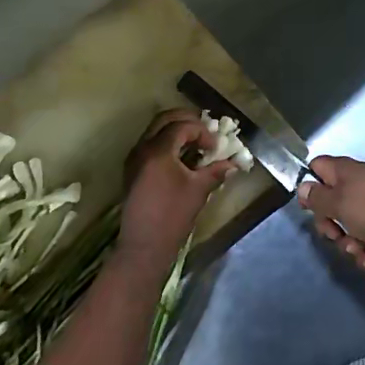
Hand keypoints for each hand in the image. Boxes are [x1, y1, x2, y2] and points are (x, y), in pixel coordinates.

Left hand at [119, 109, 237, 262]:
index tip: (215, 145)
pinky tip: (181, 156)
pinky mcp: (132, 169)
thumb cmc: (172, 216)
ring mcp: (134, 158)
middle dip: (186, 120)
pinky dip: (166, 142)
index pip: (181, 126)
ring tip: (195, 143)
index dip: (201, 131)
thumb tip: (233, 164)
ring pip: (154, 130)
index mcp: (158, 151)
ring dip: (175, 130)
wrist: (144, 244)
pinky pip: (149, 144)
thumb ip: (215, 172)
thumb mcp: (198, 191)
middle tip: (205, 131)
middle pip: (164, 120)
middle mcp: (142, 148)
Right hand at [299, 156, 364, 268]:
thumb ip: (316, 197)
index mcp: (343, 172)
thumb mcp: (338, 203)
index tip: (308, 207)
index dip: (309, 186)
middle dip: (330, 225)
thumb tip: (302, 188)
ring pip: (347, 226)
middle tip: (336, 234)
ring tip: (359, 250)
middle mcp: (355, 185)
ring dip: (349, 243)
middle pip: (329, 204)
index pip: (316, 168)